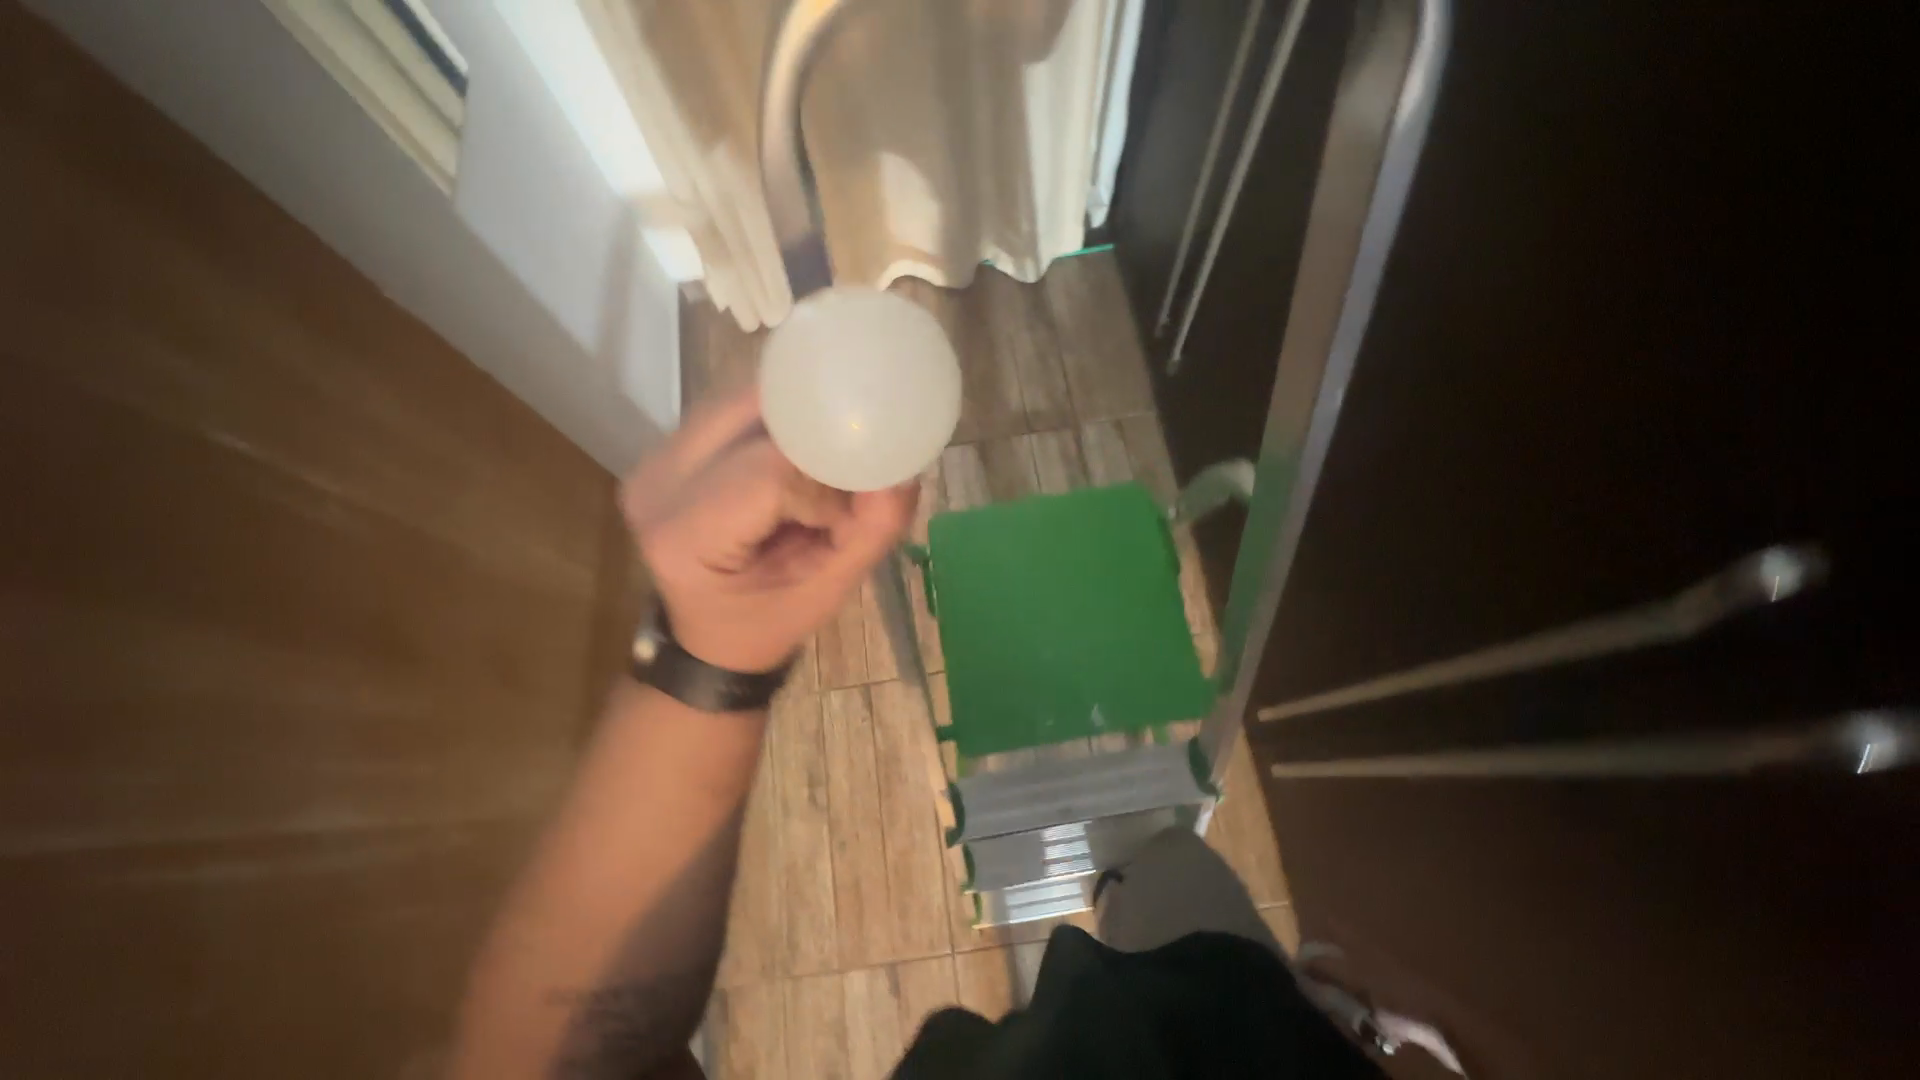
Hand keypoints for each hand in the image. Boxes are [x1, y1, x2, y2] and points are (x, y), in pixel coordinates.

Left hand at [620, 386, 918, 674]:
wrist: (708, 637)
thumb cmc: (766, 622)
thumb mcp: (826, 593)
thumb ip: (869, 532)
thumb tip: (903, 471)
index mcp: (684, 535)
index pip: (768, 474)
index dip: (825, 477)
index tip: (851, 504)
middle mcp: (658, 484)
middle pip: (751, 416)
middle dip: (814, 427)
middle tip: (853, 450)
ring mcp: (657, 459)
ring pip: (742, 401)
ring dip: (796, 418)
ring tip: (827, 450)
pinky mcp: (669, 446)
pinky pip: (734, 409)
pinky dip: (779, 420)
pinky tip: (801, 446)